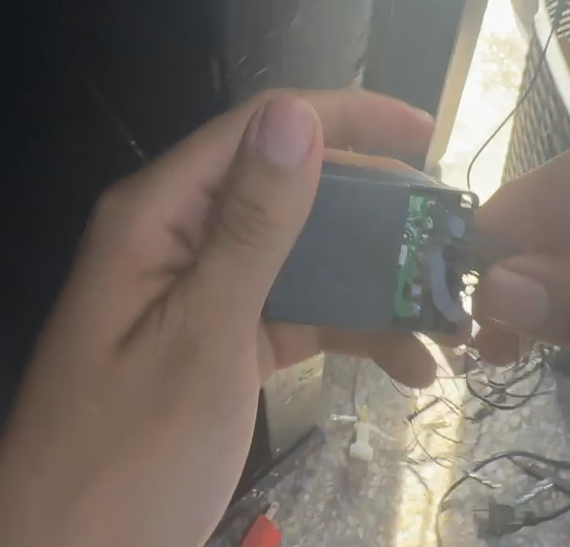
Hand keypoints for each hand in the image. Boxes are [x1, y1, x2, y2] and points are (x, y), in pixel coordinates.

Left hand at [0, 90, 437, 546]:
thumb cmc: (126, 456)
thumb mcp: (202, 334)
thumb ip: (253, 223)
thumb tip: (296, 113)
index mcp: (158, 211)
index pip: (257, 129)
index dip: (343, 118)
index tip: (423, 132)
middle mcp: (176, 234)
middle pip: (282, 188)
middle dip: (367, 208)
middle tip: (443, 234)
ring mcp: (195, 288)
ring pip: (293, 254)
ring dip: (364, 278)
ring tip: (440, 311)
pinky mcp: (213, 339)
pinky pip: (285, 310)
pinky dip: (340, 328)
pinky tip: (402, 360)